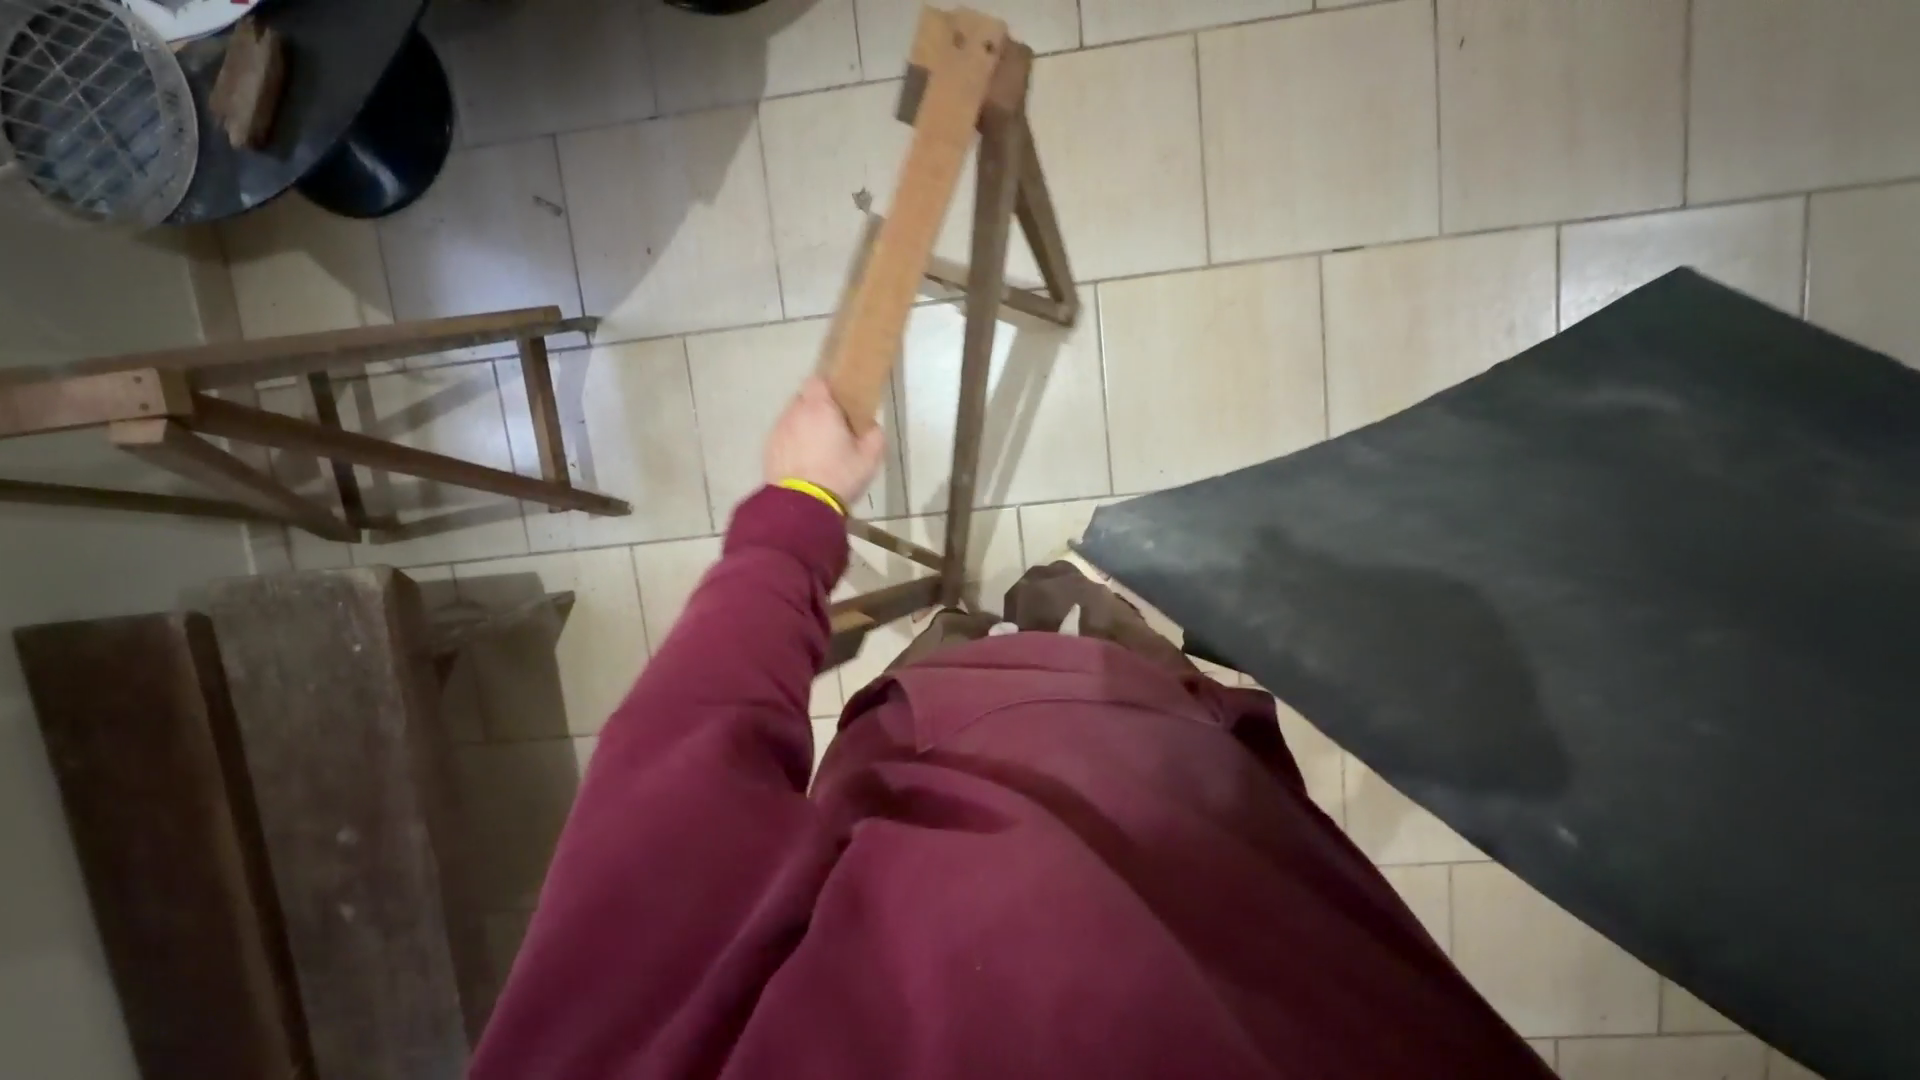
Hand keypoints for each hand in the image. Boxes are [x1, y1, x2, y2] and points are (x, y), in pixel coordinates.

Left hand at [763, 376, 885, 507]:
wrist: (802, 506)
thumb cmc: (838, 476)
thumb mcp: (869, 459)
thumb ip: (874, 435)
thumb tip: (871, 426)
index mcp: (819, 408)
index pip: (818, 381)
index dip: (828, 389)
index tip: (839, 403)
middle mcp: (794, 413)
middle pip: (804, 400)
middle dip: (816, 409)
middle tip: (832, 430)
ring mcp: (777, 431)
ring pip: (792, 419)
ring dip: (802, 428)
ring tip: (816, 450)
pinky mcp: (767, 450)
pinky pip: (783, 438)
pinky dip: (791, 444)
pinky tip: (802, 463)